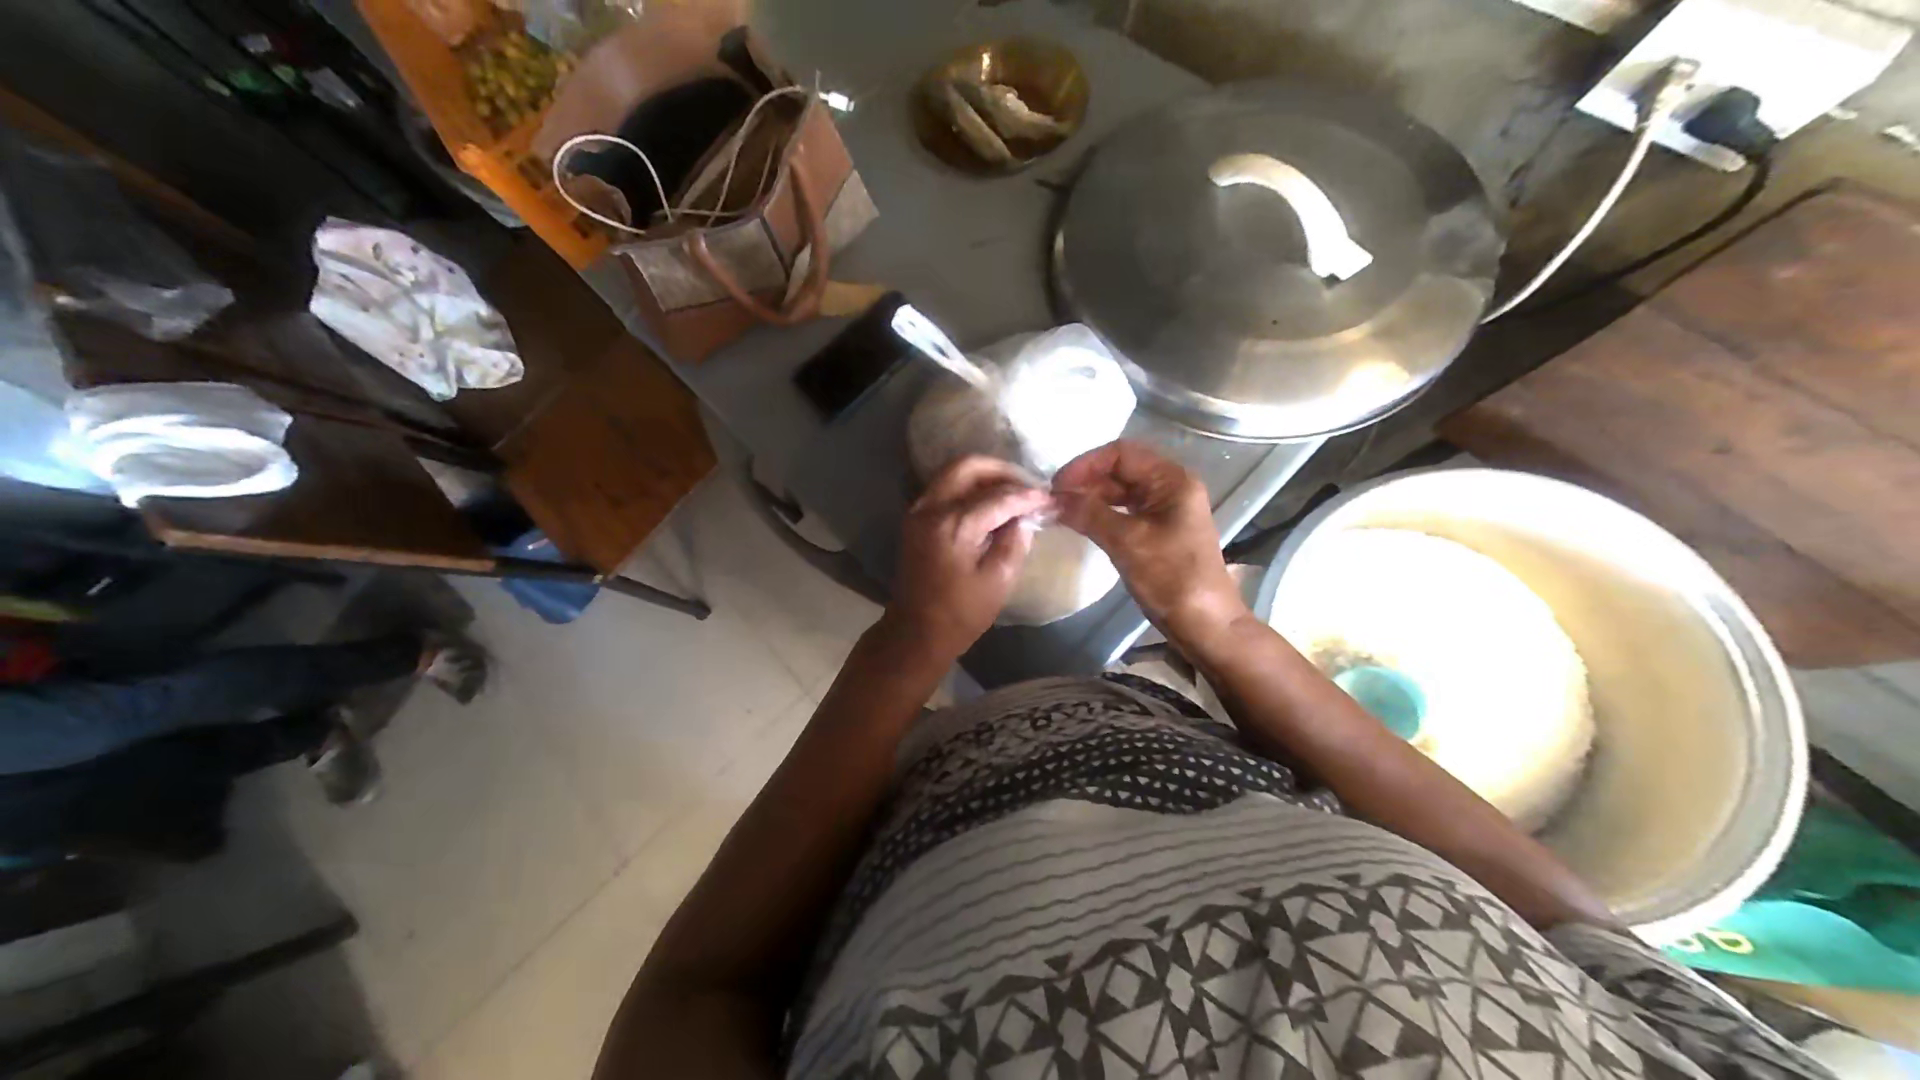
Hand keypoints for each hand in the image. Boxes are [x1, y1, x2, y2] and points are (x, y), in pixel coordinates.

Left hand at [887, 456, 1051, 655]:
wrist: (915, 633)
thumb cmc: (960, 614)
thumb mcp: (999, 581)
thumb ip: (1015, 541)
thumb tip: (1025, 516)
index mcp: (953, 525)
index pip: (998, 496)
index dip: (1027, 495)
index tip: (1048, 499)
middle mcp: (931, 508)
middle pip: (967, 466)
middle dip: (1001, 471)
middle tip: (1027, 486)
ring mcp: (918, 511)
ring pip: (953, 473)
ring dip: (984, 476)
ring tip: (1012, 492)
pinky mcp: (915, 519)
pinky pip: (944, 488)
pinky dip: (968, 487)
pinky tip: (989, 503)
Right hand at [1053, 440, 1249, 642]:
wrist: (1204, 623)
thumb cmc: (1171, 578)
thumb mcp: (1126, 542)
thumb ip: (1088, 514)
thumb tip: (1051, 499)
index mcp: (1172, 480)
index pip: (1121, 453)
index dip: (1085, 464)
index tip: (1057, 486)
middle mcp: (1170, 487)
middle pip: (1120, 469)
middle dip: (1085, 481)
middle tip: (1053, 501)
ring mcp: (1165, 509)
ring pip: (1120, 491)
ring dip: (1090, 497)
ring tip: (1061, 512)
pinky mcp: (1158, 530)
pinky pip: (1124, 511)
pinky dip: (1101, 513)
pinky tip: (1080, 523)